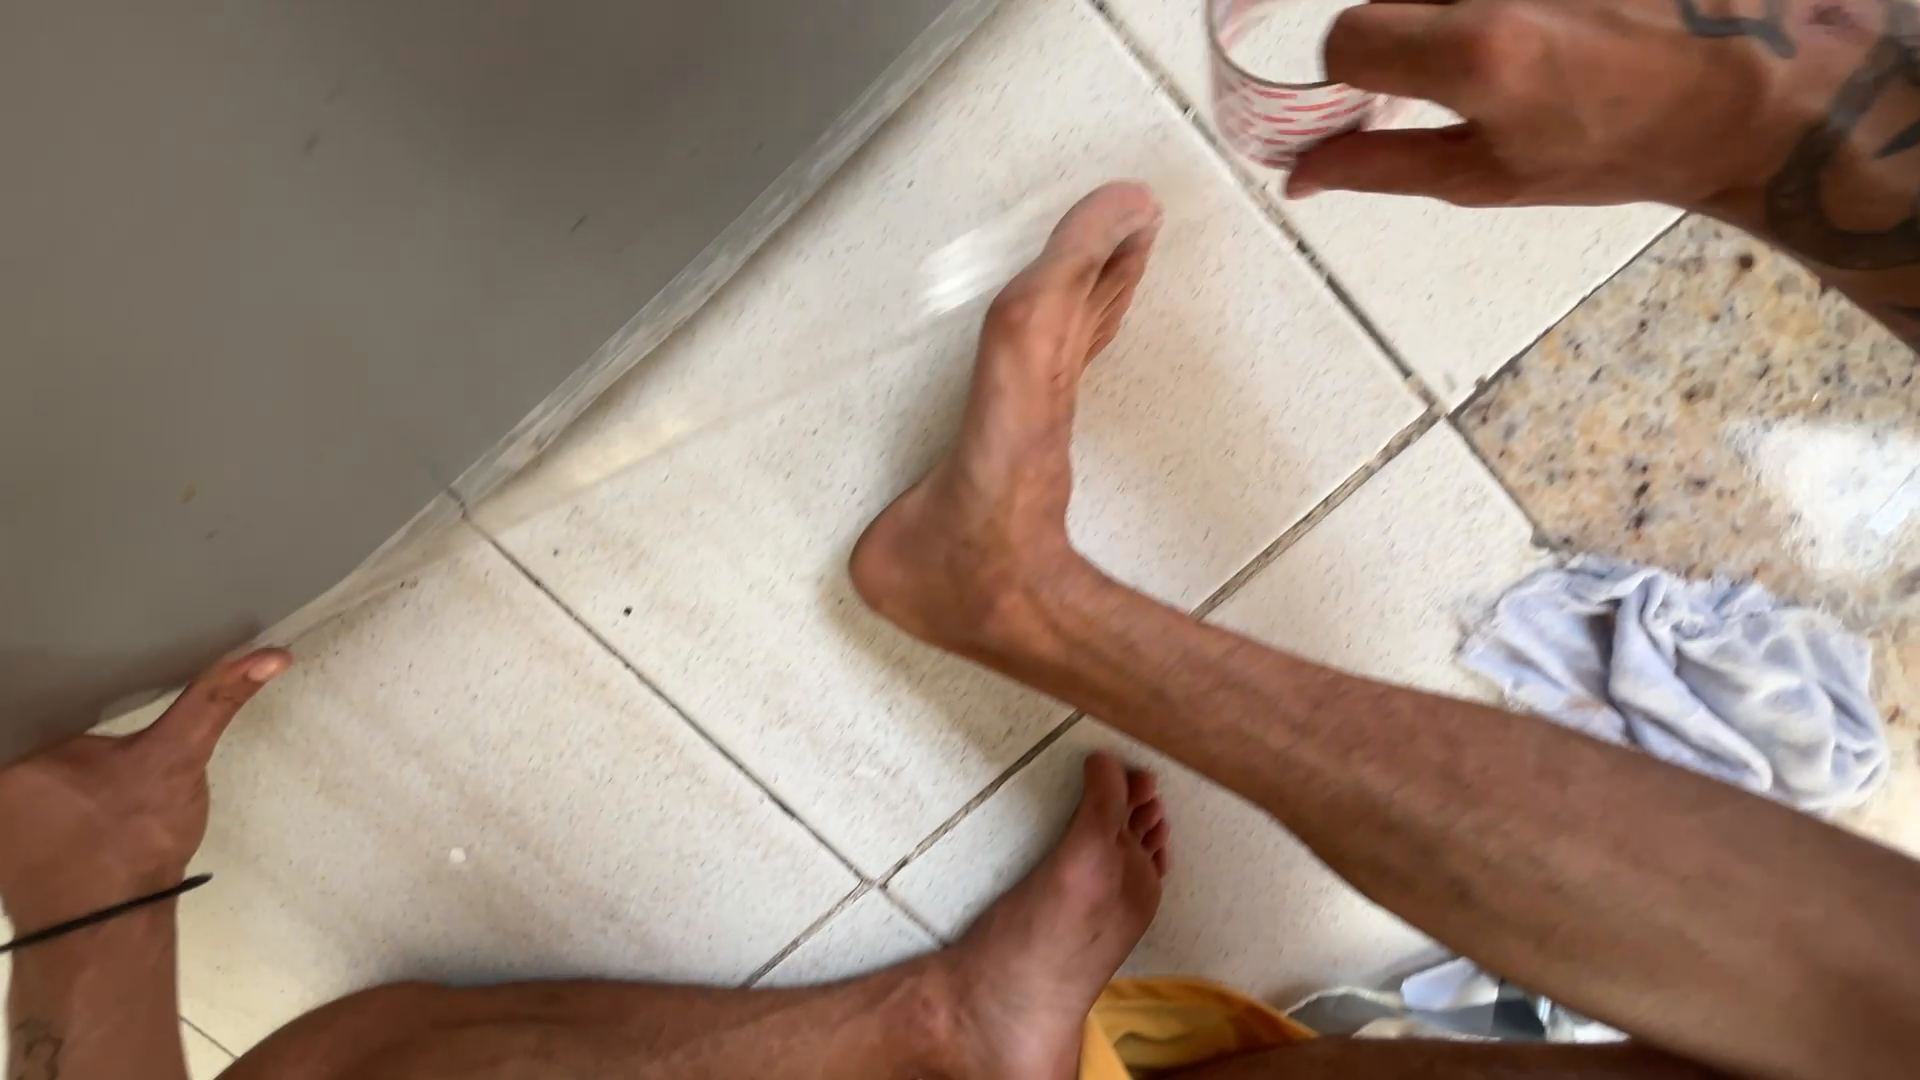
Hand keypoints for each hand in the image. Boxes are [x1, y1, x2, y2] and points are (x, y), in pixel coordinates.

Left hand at [0, 648, 289, 930]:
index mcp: (7, 745)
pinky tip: (89, 736)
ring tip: (111, 679)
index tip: (102, 621)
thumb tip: (272, 654)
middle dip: (76, 678)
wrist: (110, 915)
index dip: (73, 647)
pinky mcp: (0, 815)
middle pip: (34, 702)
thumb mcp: (180, 756)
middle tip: (121, 643)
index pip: (36, 676)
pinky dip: (59, 741)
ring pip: (31, 730)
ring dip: (70, 709)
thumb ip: (216, 700)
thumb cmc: (129, 834)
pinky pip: (29, 756)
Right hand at [1287, 0, 1884, 211]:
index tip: (1375, 90)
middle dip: (1402, 27)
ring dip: (1446, 5)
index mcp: (1476, 51)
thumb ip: (1376, 166)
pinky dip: (1493, 2)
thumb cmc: (1613, 147)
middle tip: (1451, 66)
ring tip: (1513, 36)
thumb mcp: (1480, 176)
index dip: (1350, 68)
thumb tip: (1298, 176)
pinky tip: (1545, 19)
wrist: (1759, 82)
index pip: (1348, 34)